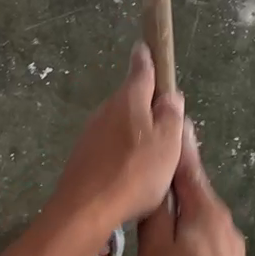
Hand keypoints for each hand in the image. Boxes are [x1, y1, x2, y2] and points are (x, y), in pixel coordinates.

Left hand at [46, 43, 185, 232]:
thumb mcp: (167, 144)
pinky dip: (123, 149)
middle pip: (130, 98)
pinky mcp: (83, 156)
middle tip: (167, 119)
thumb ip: (170, 116)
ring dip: (135, 130)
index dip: (147, 57)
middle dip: (147, 103)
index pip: (140, 69)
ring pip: (119, 123)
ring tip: (154, 152)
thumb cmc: (134, 173)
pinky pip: (109, 144)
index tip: (146, 46)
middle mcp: (106, 110)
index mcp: (129, 100)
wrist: (85, 209)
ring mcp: (91, 133)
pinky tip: (131, 170)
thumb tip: (171, 94)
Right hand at [136, 128, 254, 255]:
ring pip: (197, 217)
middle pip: (193, 190)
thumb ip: (154, 216)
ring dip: (176, 208)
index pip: (187, 163)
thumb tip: (156, 180)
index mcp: (205, 211)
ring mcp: (231, 250)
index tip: (170, 112)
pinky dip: (185, 232)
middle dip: (171, 176)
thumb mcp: (153, 255)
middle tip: (148, 160)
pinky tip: (169, 247)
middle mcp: (223, 224)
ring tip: (150, 204)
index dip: (175, 139)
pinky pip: (203, 239)